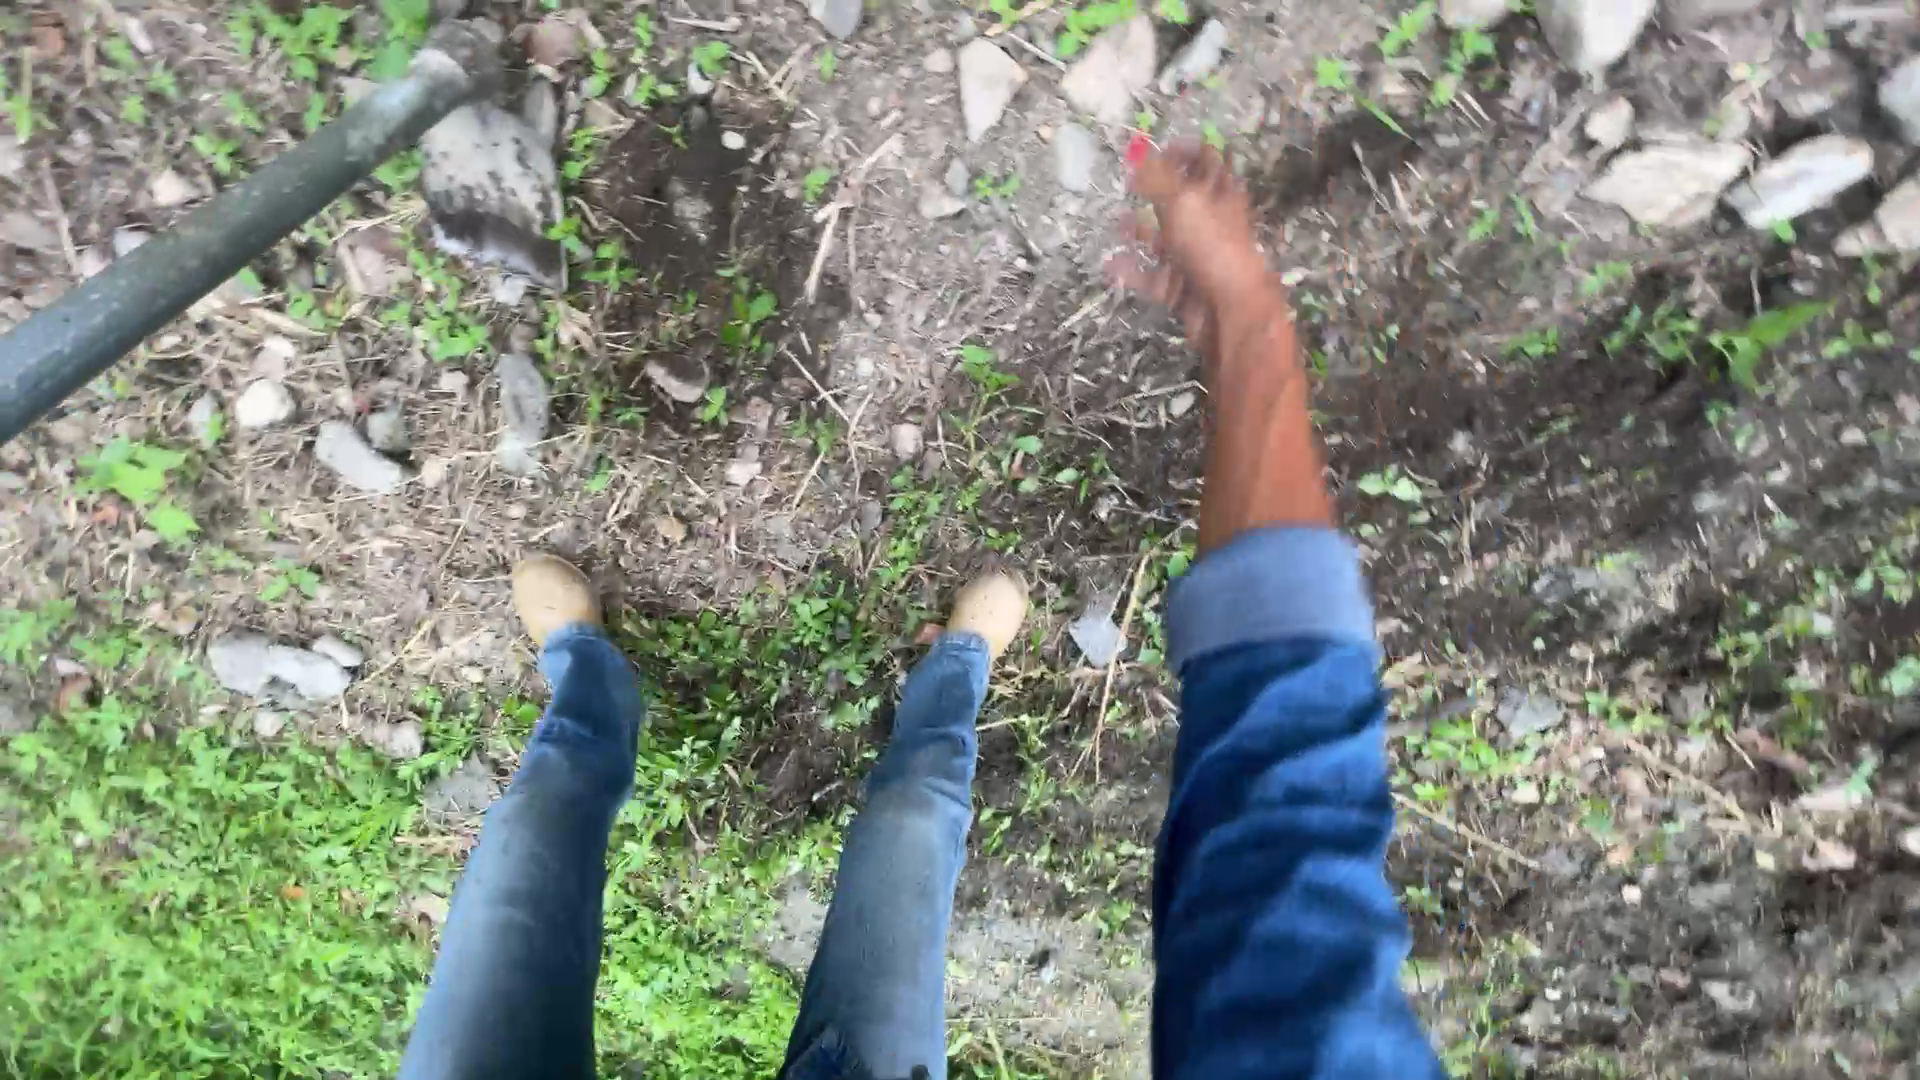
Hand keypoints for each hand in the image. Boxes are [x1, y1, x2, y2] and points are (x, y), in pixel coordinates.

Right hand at [1104, 141, 1274, 361]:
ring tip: (1116, 223)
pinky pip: (1151, 276)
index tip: (1156, 149)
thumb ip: (1157, 177)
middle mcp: (1209, 223)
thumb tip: (1136, 153)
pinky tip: (1110, 266)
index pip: (1207, 160)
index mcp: (1220, 194)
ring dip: (1139, 231)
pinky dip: (1131, 272)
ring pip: (1163, 239)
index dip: (1185, 150)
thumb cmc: (1211, 246)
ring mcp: (1195, 257)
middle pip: (1182, 200)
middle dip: (1154, 192)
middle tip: (1129, 186)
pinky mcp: (1181, 286)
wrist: (1227, 309)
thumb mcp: (1183, 201)